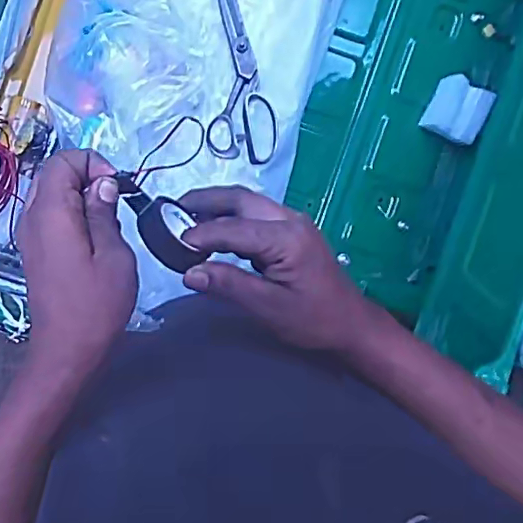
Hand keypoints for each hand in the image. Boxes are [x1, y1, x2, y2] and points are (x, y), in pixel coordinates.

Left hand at [16, 149, 137, 377]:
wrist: (66, 349)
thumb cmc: (95, 305)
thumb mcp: (114, 255)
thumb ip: (105, 213)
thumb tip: (102, 184)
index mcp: (50, 213)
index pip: (61, 161)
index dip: (91, 162)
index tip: (116, 186)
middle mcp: (31, 218)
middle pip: (52, 173)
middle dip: (86, 175)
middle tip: (115, 200)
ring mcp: (28, 235)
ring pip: (50, 193)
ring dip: (79, 194)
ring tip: (107, 217)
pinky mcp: (34, 250)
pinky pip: (48, 215)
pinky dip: (70, 212)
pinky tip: (93, 234)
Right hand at [178, 186, 395, 355]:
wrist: (350, 323)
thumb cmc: (313, 320)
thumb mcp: (268, 308)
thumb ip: (229, 285)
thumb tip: (190, 273)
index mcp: (286, 238)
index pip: (233, 228)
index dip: (200, 233)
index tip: (173, 242)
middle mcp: (289, 220)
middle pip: (240, 199)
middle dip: (204, 201)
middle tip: (172, 211)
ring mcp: (292, 222)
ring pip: (247, 202)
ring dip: (216, 206)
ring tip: (185, 217)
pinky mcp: (291, 230)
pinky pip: (254, 214)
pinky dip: (229, 217)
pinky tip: (212, 230)